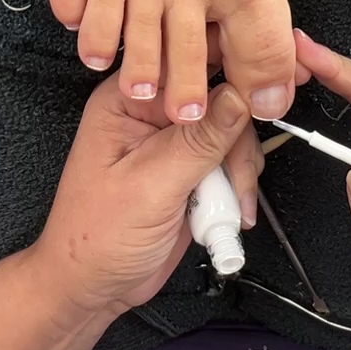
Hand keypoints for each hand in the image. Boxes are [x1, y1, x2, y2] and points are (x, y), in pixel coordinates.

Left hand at [27, 77, 261, 317]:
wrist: (93, 288)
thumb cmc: (94, 237)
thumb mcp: (150, 186)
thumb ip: (197, 141)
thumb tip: (237, 95)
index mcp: (129, 99)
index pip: (184, 61)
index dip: (226, 71)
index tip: (257, 93)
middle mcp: (152, 113)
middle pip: (220, 94)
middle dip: (238, 135)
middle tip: (239, 174)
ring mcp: (173, 141)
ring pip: (232, 129)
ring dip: (240, 168)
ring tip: (229, 205)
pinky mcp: (191, 168)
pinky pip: (231, 160)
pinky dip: (238, 185)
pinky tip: (229, 211)